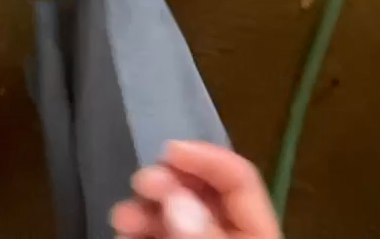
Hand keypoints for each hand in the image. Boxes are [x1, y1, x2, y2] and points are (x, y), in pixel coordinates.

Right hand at [110, 142, 280, 238]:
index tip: (167, 149)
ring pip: (176, 215)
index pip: (239, 177)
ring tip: (122, 215)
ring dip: (146, 208)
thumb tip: (176, 197)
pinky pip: (162, 235)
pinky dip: (143, 228)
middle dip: (166, 183)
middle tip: (140, 182)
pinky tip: (125, 230)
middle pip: (201, 193)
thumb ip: (205, 234)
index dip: (206, 157)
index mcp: (258, 230)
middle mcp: (233, 231)